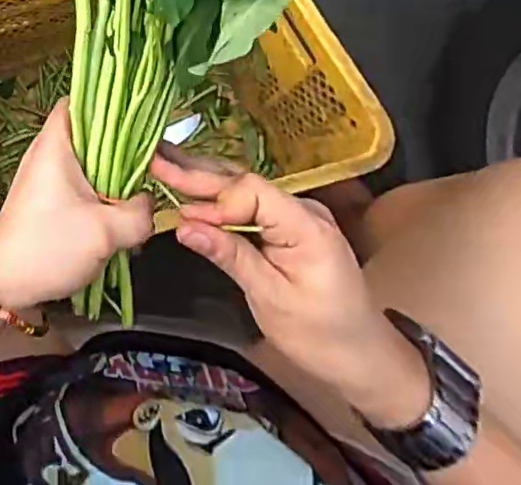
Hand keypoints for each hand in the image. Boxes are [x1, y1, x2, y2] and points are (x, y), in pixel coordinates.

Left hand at [0, 99, 153, 310]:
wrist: (3, 285)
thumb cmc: (48, 246)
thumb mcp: (106, 232)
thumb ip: (140, 213)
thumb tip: (151, 203)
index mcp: (55, 143)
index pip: (79, 100)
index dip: (109, 103)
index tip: (139, 120)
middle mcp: (48, 152)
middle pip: (90, 133)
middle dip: (121, 148)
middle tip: (150, 164)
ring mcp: (46, 176)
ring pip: (89, 163)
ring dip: (113, 178)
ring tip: (138, 197)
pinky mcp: (48, 199)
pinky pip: (81, 185)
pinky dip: (100, 195)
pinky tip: (120, 218)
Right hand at [151, 146, 429, 426]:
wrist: (365, 360)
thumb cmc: (321, 337)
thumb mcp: (271, 299)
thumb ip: (229, 255)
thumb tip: (184, 226)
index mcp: (307, 226)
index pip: (251, 192)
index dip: (213, 200)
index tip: (182, 215)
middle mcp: (301, 209)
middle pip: (242, 182)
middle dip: (196, 174)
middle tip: (155, 160)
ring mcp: (295, 213)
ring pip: (242, 186)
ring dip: (202, 177)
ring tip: (164, 160)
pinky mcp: (286, 223)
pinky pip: (247, 201)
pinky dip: (216, 194)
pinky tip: (191, 182)